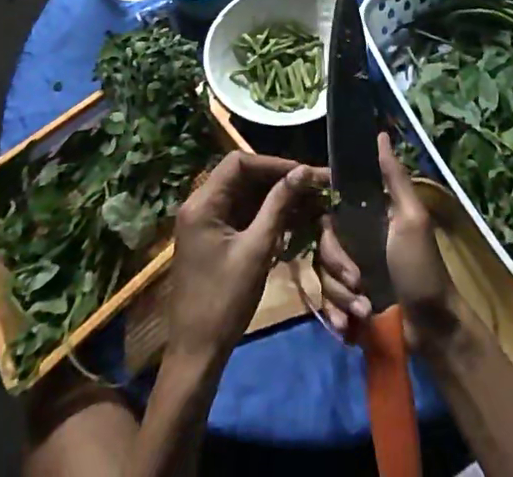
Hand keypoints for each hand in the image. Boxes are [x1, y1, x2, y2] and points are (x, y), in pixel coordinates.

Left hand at [168, 152, 328, 361]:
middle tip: (314, 185)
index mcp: (202, 203)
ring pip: (244, 196)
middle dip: (278, 179)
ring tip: (311, 200)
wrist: (198, 349)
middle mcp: (200, 205)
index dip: (273, 164)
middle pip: (242, 177)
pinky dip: (265, 215)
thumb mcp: (257, 250)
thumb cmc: (225, 300)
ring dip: (275, 197)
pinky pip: (242, 215)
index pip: (238, 163)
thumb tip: (303, 172)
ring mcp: (205, 222)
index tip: (305, 173)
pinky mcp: (214, 238)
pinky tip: (294, 219)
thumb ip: (278, 207)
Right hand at [315, 133, 455, 347]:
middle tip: (359, 283)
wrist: (434, 328)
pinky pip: (327, 303)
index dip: (325, 224)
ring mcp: (350, 275)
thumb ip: (394, 178)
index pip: (328, 211)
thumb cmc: (423, 268)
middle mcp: (353, 243)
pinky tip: (350, 328)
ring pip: (322, 276)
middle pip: (322, 247)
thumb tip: (380, 134)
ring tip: (363, 311)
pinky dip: (338, 316)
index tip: (329, 234)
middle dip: (338, 268)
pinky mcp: (348, 303)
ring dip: (340, 297)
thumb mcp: (411, 218)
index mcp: (364, 219)